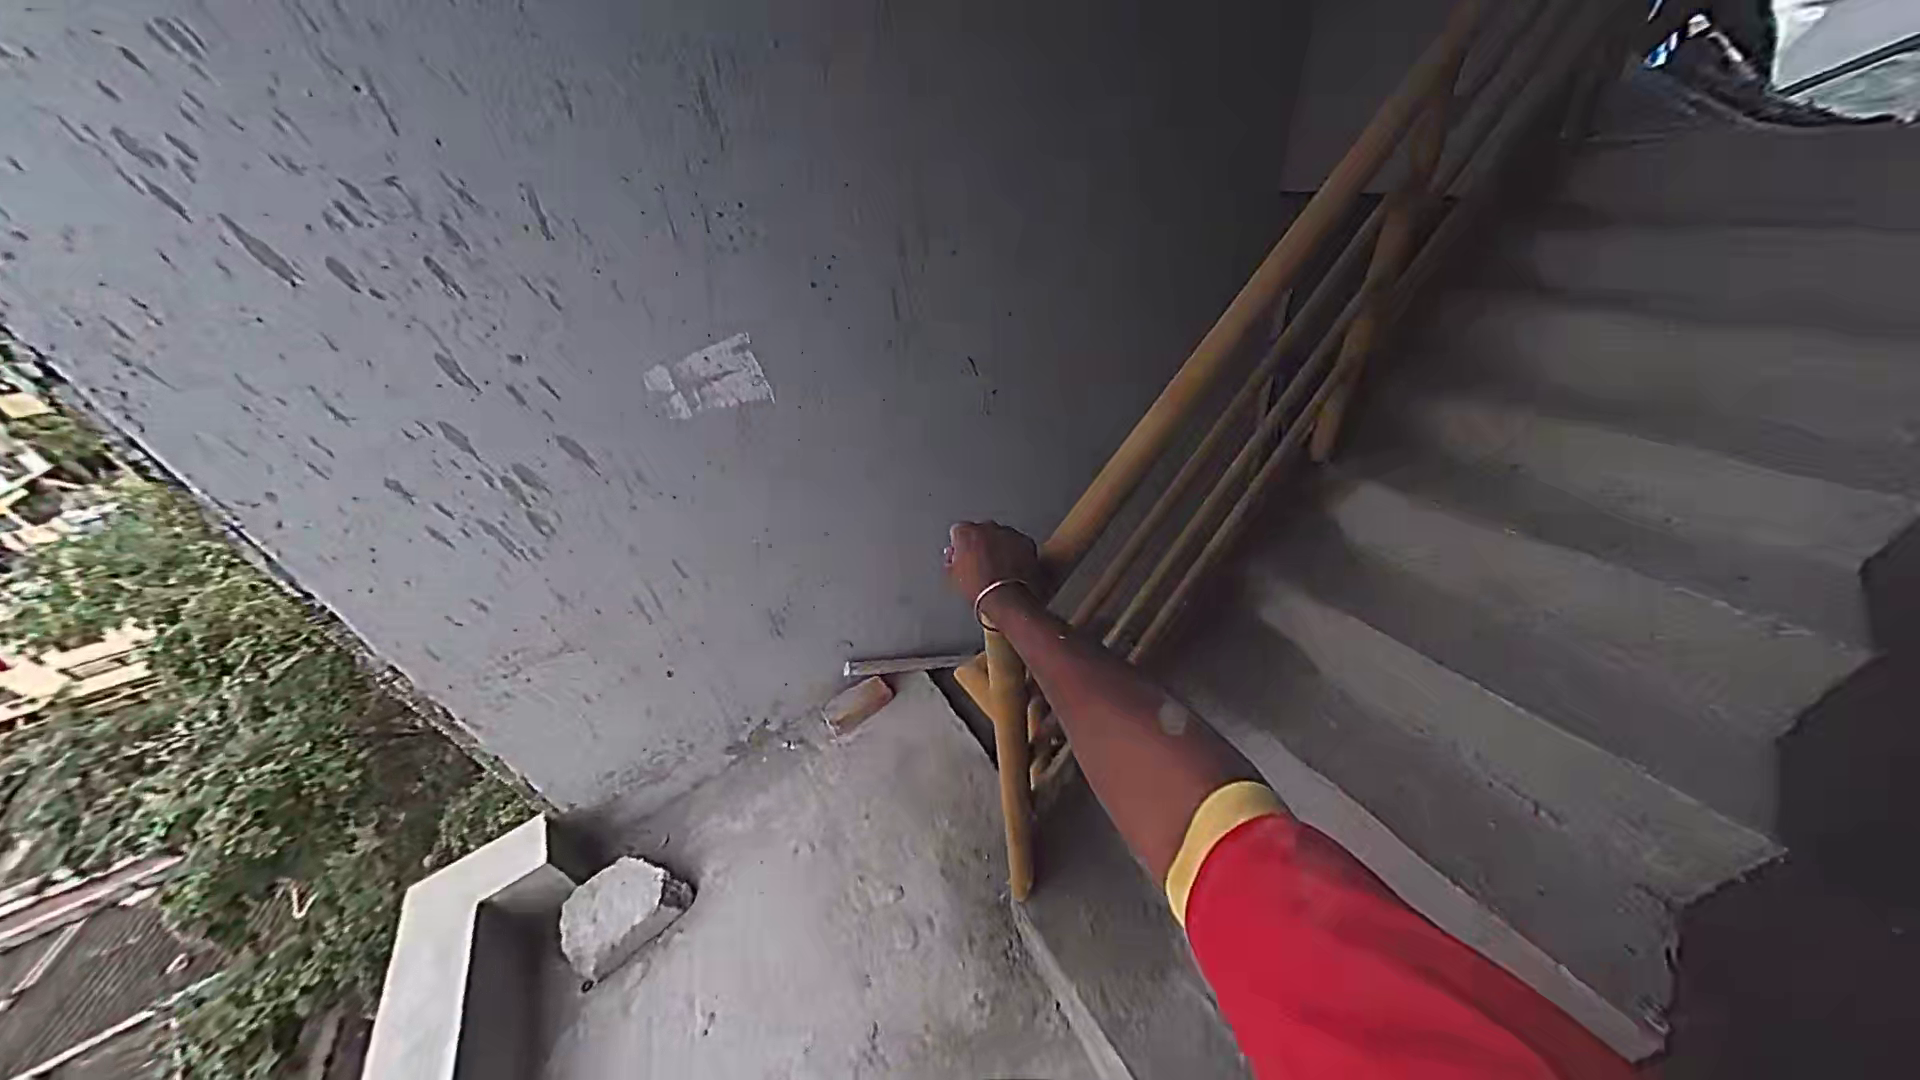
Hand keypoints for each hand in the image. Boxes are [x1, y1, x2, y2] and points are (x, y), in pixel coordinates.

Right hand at [944, 521, 1040, 609]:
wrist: (1007, 599)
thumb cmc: (980, 590)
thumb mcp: (953, 577)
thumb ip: (951, 560)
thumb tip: (954, 556)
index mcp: (966, 533)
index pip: (958, 531)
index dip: (959, 545)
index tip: (962, 555)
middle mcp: (987, 527)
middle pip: (981, 531)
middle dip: (981, 543)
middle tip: (981, 564)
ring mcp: (1009, 533)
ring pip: (1001, 535)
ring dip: (999, 547)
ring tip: (998, 569)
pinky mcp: (1026, 541)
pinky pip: (1018, 543)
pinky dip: (1016, 551)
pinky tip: (1012, 568)